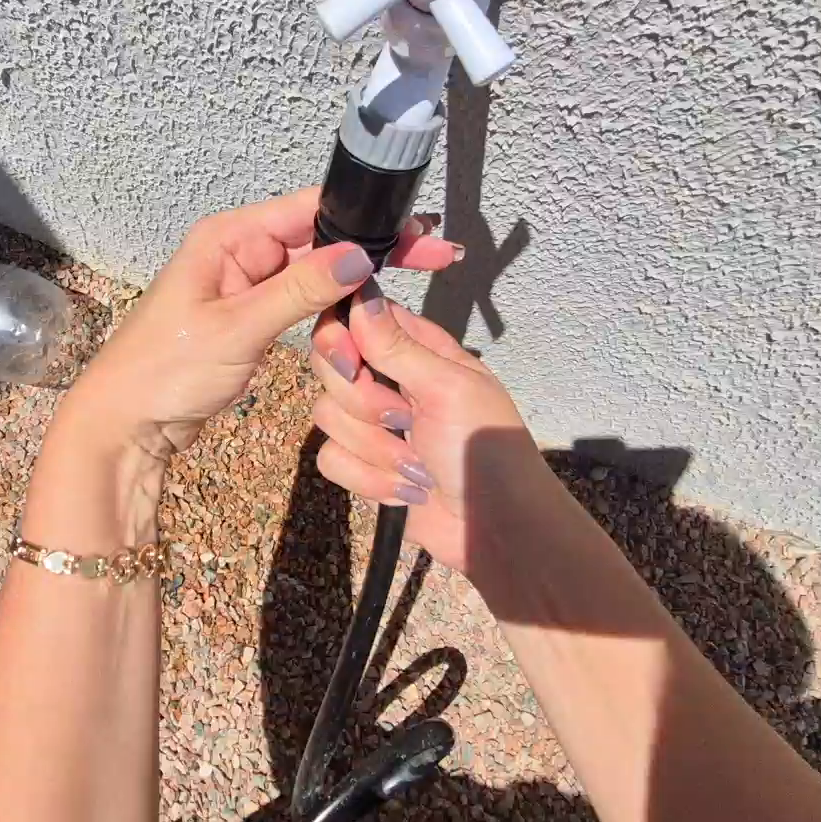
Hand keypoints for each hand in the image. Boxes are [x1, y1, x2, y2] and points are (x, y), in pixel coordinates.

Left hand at [64, 187, 460, 460]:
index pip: (307, 209)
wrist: (127, 423)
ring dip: (356, 278)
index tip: (415, 226)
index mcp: (228, 237)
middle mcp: (239, 252)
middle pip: (317, 238)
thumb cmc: (165, 370)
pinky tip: (367, 310)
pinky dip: (333, 306)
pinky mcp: (253, 317)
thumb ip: (298, 290)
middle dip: (372, 246)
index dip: (363, 215)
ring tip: (413, 279)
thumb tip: (358, 255)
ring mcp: (247, 285)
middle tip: (434, 252)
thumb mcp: (236, 327)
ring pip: (314, 272)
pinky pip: (301, 301)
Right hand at [307, 281, 549, 571]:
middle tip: (404, 420)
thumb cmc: (484, 447)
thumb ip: (397, 346)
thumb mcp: (448, 388)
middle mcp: (385, 378)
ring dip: (375, 450)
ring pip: (327, 416)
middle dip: (362, 403)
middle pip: (328, 366)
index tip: (351, 363)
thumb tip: (360, 293)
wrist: (493, 528)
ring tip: (418, 467)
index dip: (340, 338)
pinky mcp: (359, 464)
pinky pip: (330, 459)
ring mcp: (370, 423)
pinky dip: (369, 480)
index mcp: (413, 349)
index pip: (353, 318)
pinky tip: (405, 489)